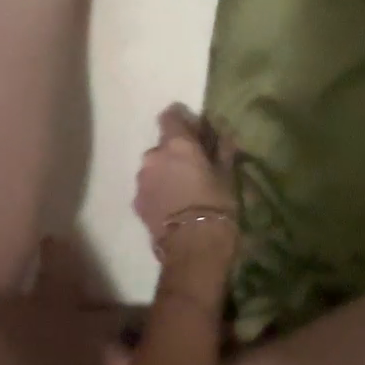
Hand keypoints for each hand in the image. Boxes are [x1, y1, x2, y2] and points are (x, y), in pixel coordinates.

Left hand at [135, 104, 239, 260]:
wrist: (193, 249)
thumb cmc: (217, 205)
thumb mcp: (227, 174)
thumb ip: (222, 149)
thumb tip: (223, 134)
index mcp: (177, 144)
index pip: (170, 115)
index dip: (182, 121)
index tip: (195, 132)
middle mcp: (153, 156)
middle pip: (163, 145)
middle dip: (176, 152)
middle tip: (195, 168)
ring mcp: (141, 180)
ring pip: (154, 167)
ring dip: (166, 172)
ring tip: (184, 191)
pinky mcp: (136, 202)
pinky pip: (149, 188)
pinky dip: (159, 191)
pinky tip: (174, 206)